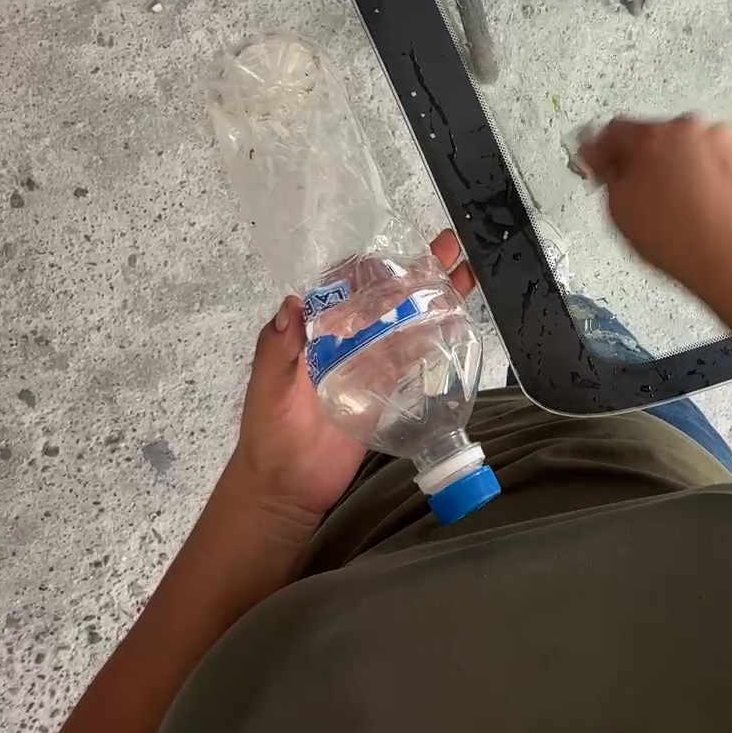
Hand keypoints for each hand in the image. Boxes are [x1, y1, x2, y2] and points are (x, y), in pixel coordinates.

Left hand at [228, 229, 475, 525]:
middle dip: (415, 269)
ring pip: (406, 317)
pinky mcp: (390, 384)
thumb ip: (276, 348)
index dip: (370, 264)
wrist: (289, 486)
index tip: (395, 249)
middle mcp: (346, 335)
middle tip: (447, 246)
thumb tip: (291, 302)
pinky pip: (416, 352)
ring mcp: (371, 358)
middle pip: (384, 294)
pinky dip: (439, 332)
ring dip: (434, 293)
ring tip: (465, 271)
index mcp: (314, 328)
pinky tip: (461, 314)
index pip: (344, 284)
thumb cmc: (270, 432)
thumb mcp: (266, 386)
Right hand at [576, 116, 731, 302]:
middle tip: (646, 193)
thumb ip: (607, 175)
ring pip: (688, 144)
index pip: (614, 130)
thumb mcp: (620, 211)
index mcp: (649, 138)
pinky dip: (711, 170)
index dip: (604, 150)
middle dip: (647, 159)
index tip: (603, 162)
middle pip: (655, 136)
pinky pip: (718, 154)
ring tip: (683, 203)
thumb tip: (604, 161)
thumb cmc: (679, 241)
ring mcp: (719, 137)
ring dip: (681, 164)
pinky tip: (707, 200)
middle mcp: (685, 129)